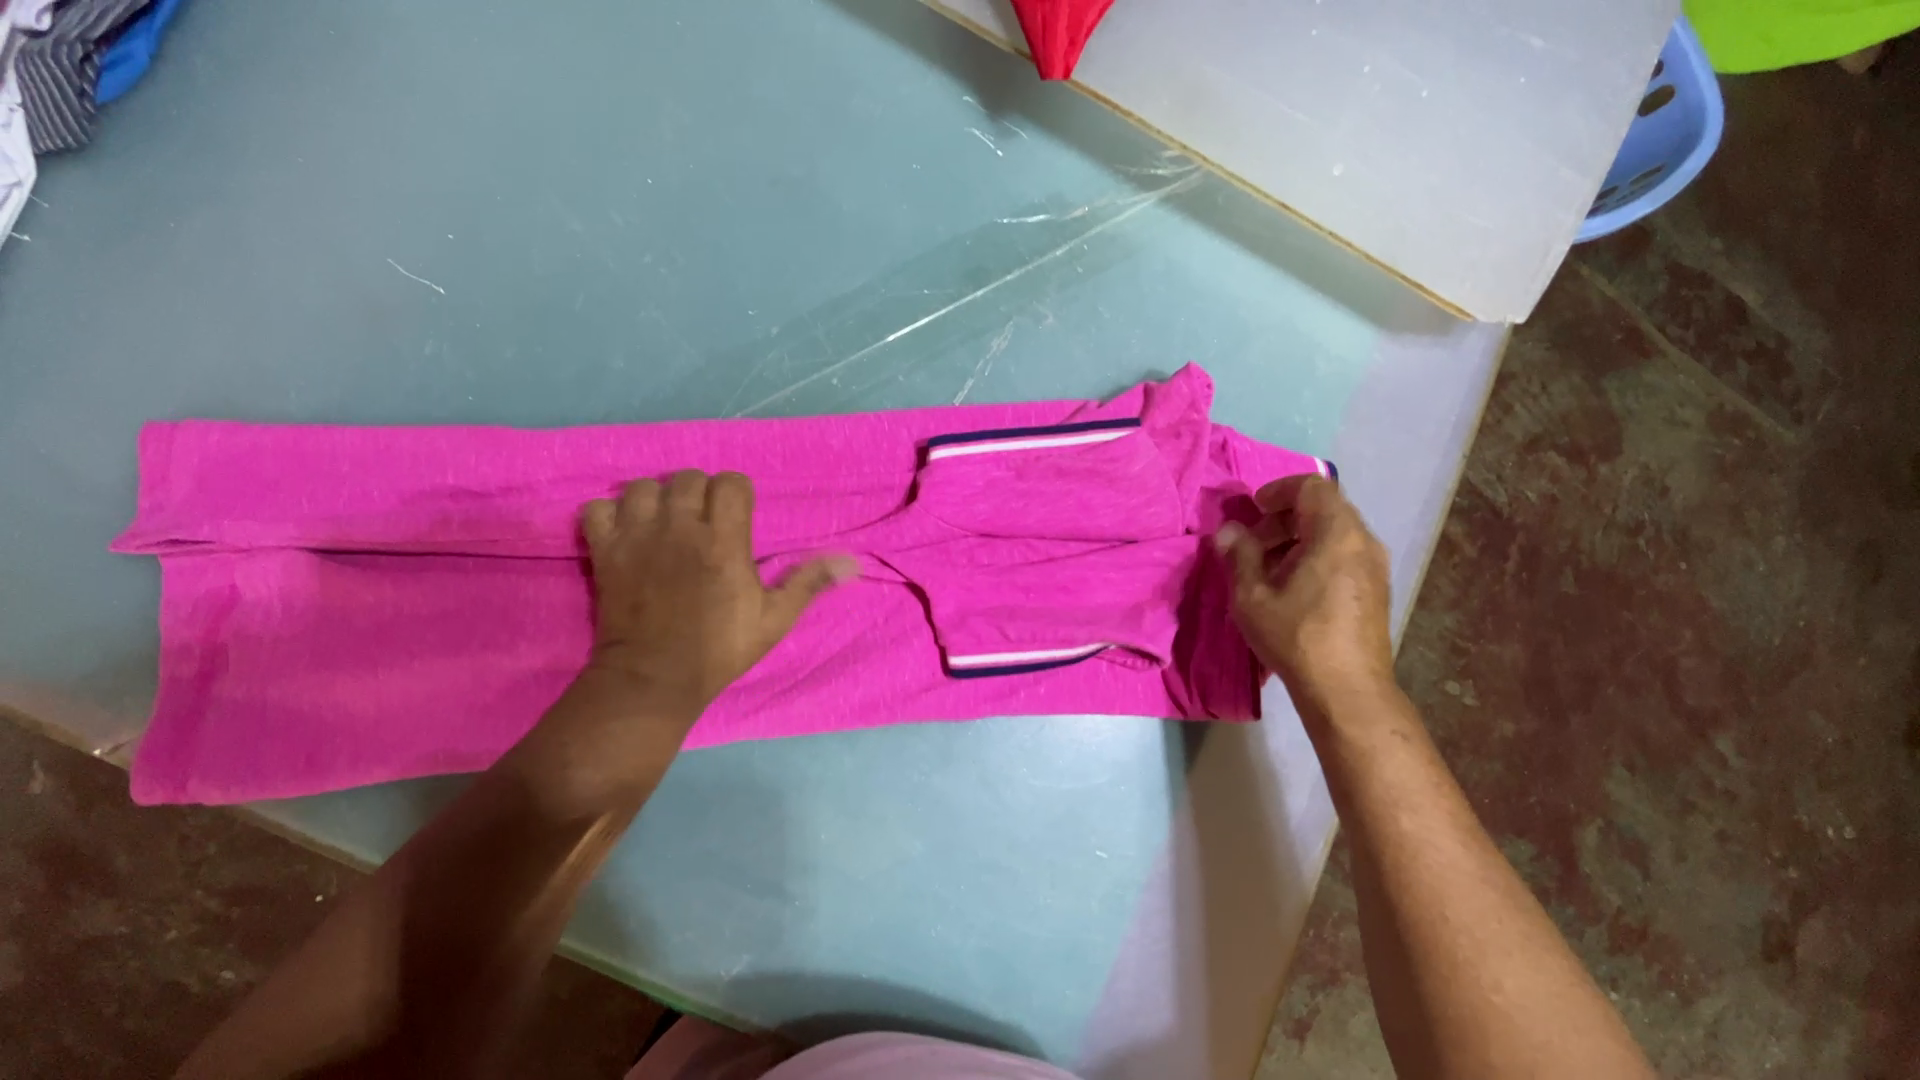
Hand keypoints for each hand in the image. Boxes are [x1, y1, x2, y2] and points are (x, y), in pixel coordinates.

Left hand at [580, 471, 856, 722]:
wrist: (653, 678)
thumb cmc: (719, 648)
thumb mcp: (774, 620)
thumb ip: (808, 583)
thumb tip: (852, 562)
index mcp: (724, 541)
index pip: (731, 482)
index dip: (736, 496)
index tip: (736, 520)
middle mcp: (681, 528)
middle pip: (688, 478)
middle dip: (698, 495)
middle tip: (701, 525)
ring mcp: (637, 536)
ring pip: (643, 486)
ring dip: (655, 500)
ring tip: (662, 526)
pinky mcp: (605, 550)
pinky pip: (598, 507)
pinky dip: (610, 514)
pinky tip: (624, 534)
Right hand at [1215, 475, 1394, 712]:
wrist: (1347, 690)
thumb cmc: (1296, 637)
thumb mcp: (1252, 596)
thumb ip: (1239, 555)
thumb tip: (1228, 531)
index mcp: (1336, 533)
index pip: (1312, 486)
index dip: (1278, 491)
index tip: (1253, 511)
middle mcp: (1363, 541)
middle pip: (1324, 508)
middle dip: (1284, 518)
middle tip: (1252, 543)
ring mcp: (1375, 567)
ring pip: (1335, 533)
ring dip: (1299, 539)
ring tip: (1268, 569)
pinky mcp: (1376, 590)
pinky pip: (1345, 555)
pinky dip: (1317, 556)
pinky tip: (1293, 589)